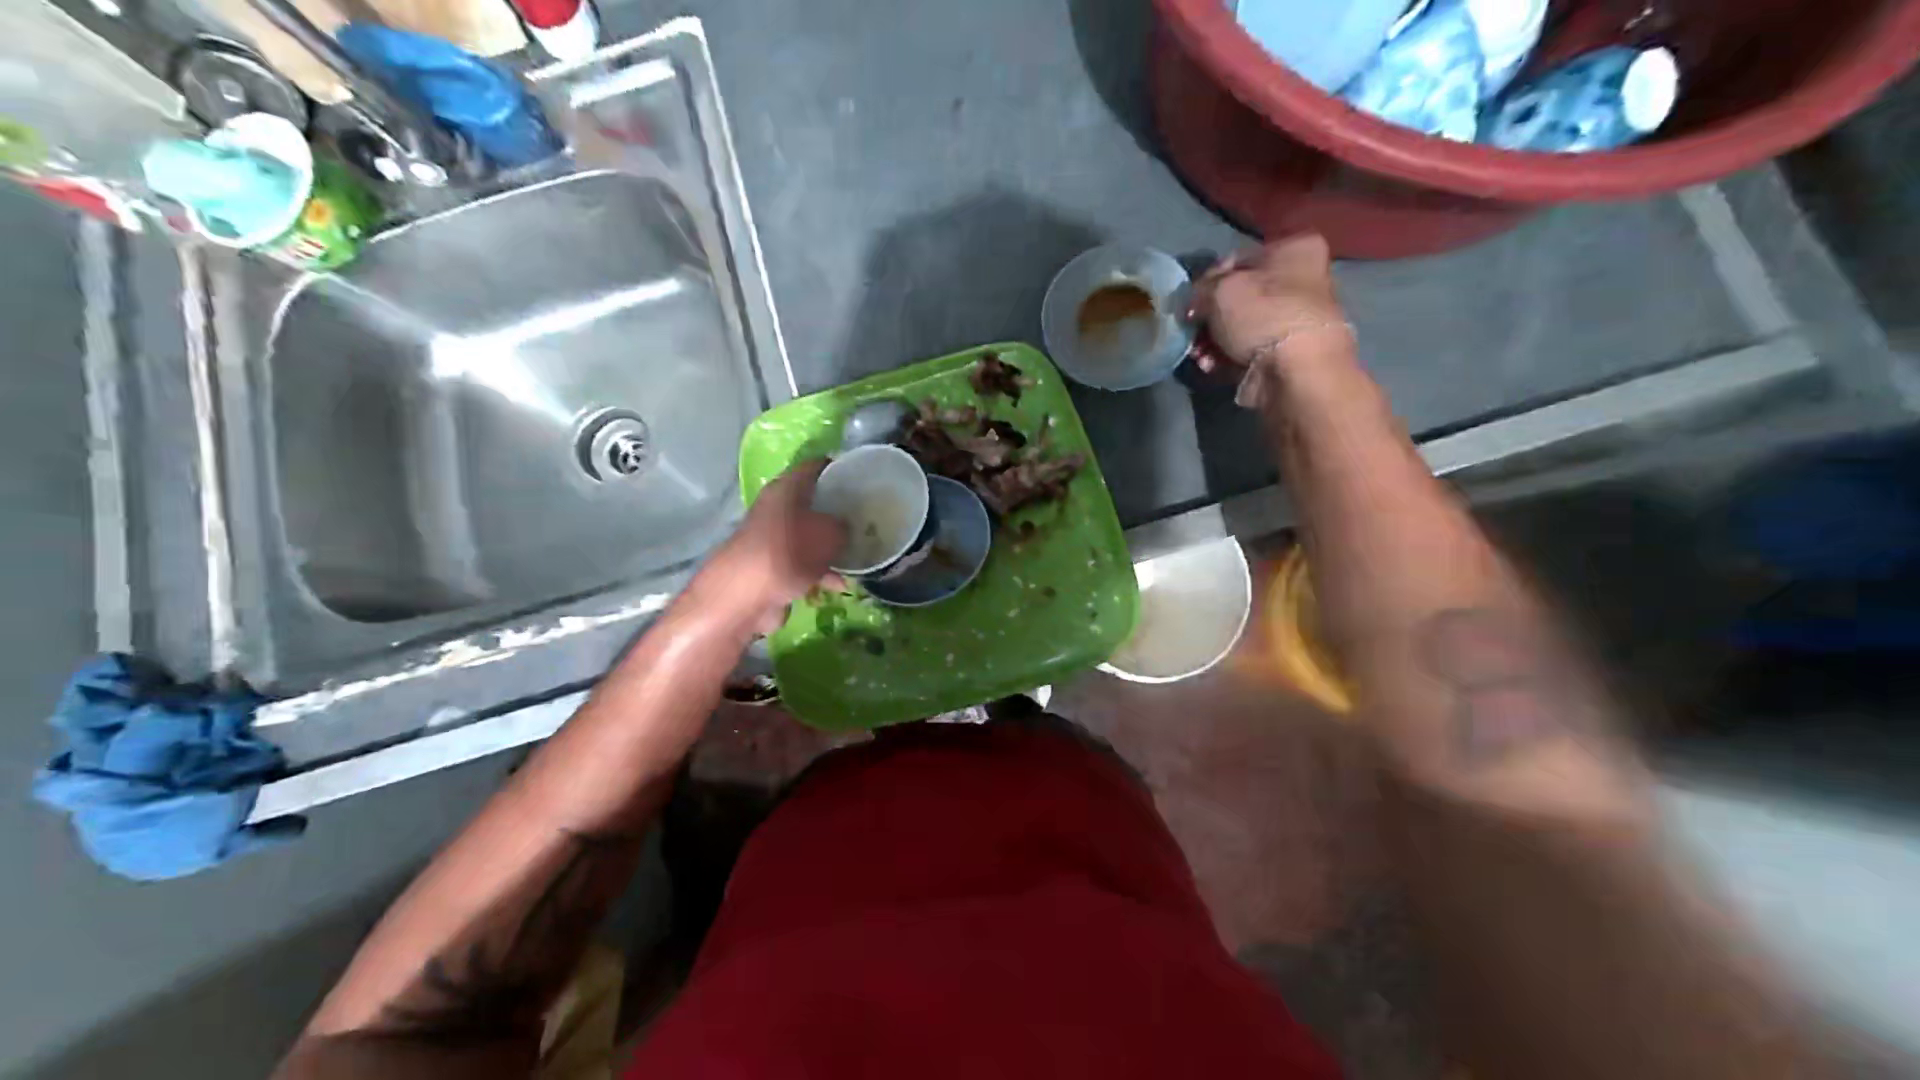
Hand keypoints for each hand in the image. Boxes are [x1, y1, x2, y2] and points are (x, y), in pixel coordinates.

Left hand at [698, 460, 846, 633]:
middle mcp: (777, 509)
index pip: (815, 467)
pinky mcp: (773, 568)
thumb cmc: (790, 551)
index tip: (861, 473)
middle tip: (866, 515)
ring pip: (810, 536)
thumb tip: (846, 527)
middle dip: (838, 510)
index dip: (838, 467)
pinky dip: (821, 572)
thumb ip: (844, 526)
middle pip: (813, 503)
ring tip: (859, 552)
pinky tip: (841, 584)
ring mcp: (774, 540)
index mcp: (787, 489)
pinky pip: (804, 564)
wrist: (747, 596)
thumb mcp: (830, 533)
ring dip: (832, 545)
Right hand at [1188, 235, 1353, 404]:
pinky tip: (1210, 366)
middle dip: (1208, 317)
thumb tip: (1195, 305)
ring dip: (1211, 341)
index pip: (1239, 259)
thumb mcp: (1220, 289)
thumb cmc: (1263, 314)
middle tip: (1191, 330)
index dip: (1209, 280)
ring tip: (1198, 354)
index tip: (1192, 300)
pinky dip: (1223, 359)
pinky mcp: (1282, 355)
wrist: (1295, 371)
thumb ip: (1201, 291)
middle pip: (1238, 297)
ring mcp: (1291, 321)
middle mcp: (1300, 281)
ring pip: (1238, 327)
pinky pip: (1243, 351)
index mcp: (1295, 250)